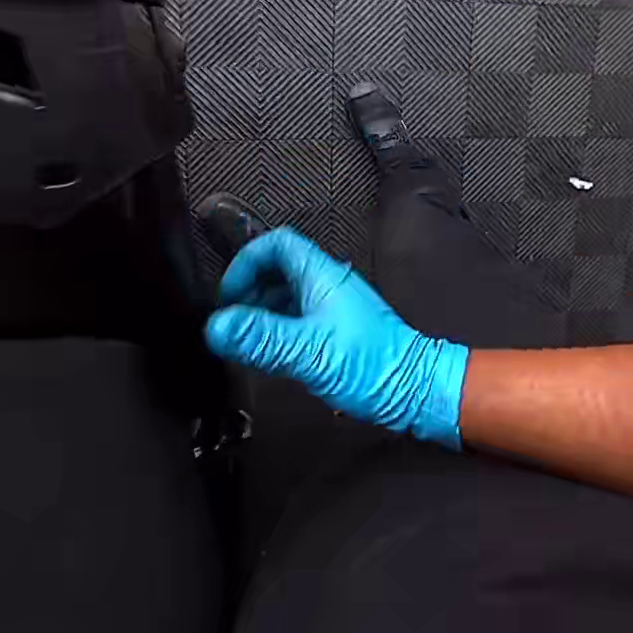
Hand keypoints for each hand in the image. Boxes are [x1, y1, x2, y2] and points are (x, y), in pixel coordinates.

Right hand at [204, 229, 468, 448]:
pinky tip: (268, 351)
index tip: (230, 293)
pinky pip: (297, 317)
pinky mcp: (335, 329)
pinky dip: (276, 328)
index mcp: (321, 275)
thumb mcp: (307, 350)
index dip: (246, 261)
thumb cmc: (373, 366)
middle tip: (232, 318)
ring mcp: (331, 306)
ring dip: (261, 310)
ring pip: (286, 294)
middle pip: (277, 268)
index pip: (276, 243)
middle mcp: (326, 284)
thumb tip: (218, 326)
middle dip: (248, 288)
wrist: (413, 389)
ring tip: (245, 337)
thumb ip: (261, 337)